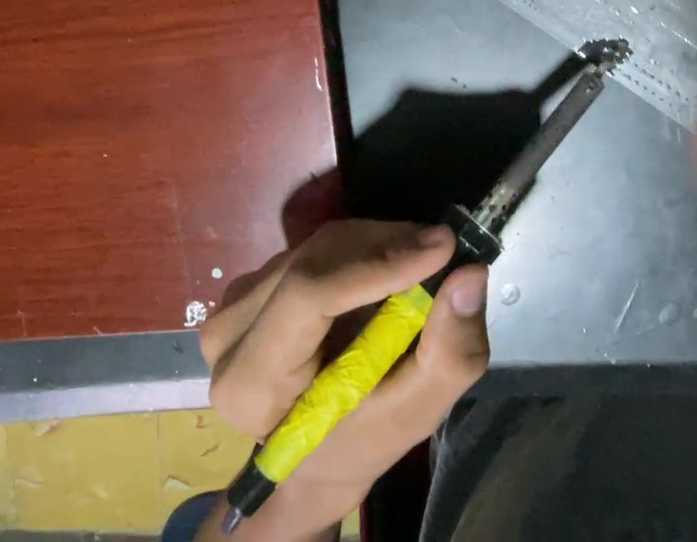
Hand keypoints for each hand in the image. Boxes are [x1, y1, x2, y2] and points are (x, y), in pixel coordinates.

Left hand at [197, 220, 489, 540]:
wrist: (320, 453)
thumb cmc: (364, 438)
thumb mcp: (417, 412)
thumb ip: (449, 352)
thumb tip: (469, 273)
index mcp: (252, 383)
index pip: (307, 295)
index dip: (377, 263)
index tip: (443, 246)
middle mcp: (227, 336)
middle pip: (317, 259)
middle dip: (390, 245)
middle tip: (447, 249)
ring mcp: (235, 303)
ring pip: (321, 244)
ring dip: (382, 243)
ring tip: (424, 264)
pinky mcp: (255, 282)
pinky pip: (319, 245)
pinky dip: (366, 247)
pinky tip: (390, 269)